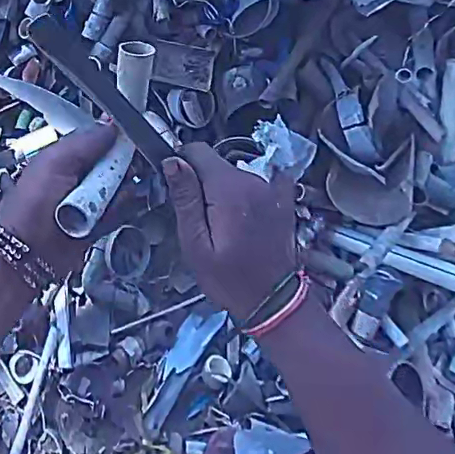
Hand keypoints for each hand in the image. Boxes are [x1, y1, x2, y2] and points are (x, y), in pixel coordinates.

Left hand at [0, 122, 117, 273]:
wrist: (28, 253)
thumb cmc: (30, 206)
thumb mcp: (57, 162)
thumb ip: (85, 142)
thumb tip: (111, 125)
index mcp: (62, 157)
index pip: (97, 139)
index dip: (114, 139)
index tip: (129, 140)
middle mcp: (76, 176)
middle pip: (113, 162)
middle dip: (121, 164)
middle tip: (122, 169)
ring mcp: (88, 200)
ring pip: (120, 185)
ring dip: (122, 187)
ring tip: (113, 193)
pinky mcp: (98, 222)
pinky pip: (121, 210)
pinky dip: (124, 207)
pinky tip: (121, 206)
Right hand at [164, 144, 297, 320]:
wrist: (274, 303)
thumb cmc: (230, 279)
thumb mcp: (195, 244)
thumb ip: (185, 198)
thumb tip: (173, 162)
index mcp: (229, 189)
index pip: (197, 150)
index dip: (182, 165)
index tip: (180, 189)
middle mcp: (253, 181)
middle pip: (215, 163)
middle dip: (202, 183)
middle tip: (201, 220)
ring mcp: (271, 188)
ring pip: (232, 174)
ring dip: (222, 192)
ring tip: (222, 227)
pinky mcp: (281, 198)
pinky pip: (254, 182)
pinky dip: (243, 193)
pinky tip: (242, 219)